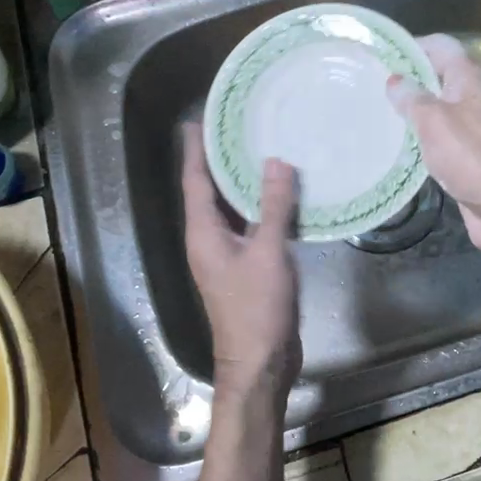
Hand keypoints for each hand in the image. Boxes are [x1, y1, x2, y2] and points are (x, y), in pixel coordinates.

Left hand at [180, 125, 301, 394]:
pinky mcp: (247, 268)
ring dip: (245, 184)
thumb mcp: (268, 253)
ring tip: (263, 150)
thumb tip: (276, 162)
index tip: (198, 120)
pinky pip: (252, 227)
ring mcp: (227, 256)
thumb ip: (273, 208)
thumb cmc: (257, 307)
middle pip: (211, 192)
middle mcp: (209, 240)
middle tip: (238, 126)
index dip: (196, 150)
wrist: (260, 359)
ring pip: (233, 210)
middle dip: (221, 160)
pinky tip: (284, 196)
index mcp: (203, 233)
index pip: (196, 181)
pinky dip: (263, 208)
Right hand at [386, 34, 480, 256]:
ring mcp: (471, 128)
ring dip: (409, 112)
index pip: (440, 46)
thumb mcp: (434, 121)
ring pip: (436, 110)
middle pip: (436, 77)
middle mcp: (473, 97)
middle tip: (367, 86)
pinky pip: (438, 139)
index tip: (379, 54)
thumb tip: (395, 80)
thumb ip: (412, 98)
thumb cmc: (471, 157)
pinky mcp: (466, 156)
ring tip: (373, 114)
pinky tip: (393, 147)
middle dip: (406, 80)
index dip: (412, 45)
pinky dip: (418, 140)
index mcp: (469, 78)